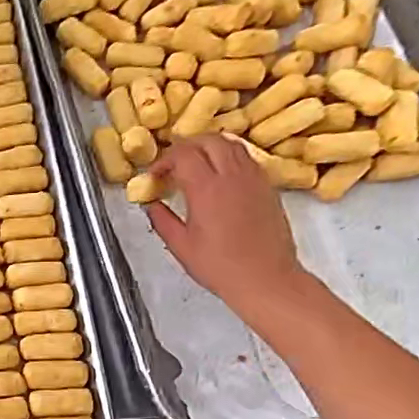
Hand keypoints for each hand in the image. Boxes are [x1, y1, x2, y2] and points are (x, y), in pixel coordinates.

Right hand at [145, 136, 307, 316]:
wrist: (265, 278)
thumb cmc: (220, 267)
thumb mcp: (181, 246)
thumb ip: (162, 220)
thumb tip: (151, 205)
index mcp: (207, 189)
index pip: (183, 154)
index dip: (164, 160)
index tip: (155, 176)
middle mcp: (232, 176)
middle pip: (207, 140)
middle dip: (185, 147)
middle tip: (173, 165)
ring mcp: (253, 178)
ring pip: (230, 143)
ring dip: (209, 147)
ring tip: (196, 165)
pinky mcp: (267, 185)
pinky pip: (246, 157)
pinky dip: (228, 156)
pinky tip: (220, 176)